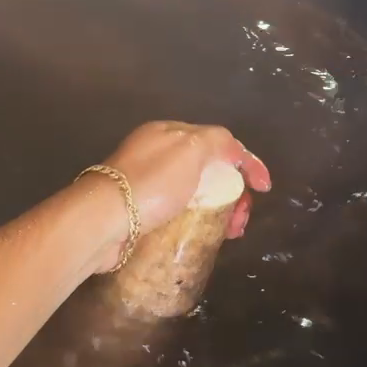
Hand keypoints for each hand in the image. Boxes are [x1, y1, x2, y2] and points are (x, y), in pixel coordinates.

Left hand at [100, 120, 271, 238]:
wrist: (102, 221)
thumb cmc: (152, 183)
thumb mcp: (191, 149)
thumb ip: (218, 141)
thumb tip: (234, 150)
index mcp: (169, 133)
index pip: (219, 142)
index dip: (247, 162)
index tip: (264, 187)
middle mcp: (158, 154)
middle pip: (209, 169)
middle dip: (234, 191)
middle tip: (243, 217)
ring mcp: (148, 183)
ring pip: (197, 193)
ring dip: (220, 209)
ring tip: (230, 231)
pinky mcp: (140, 212)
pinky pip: (181, 212)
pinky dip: (199, 220)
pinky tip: (206, 234)